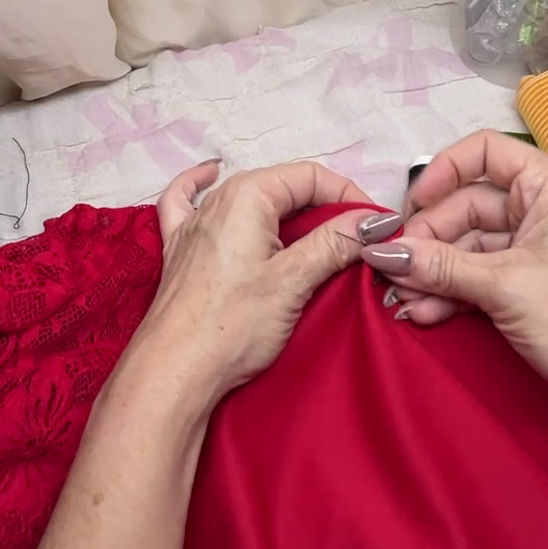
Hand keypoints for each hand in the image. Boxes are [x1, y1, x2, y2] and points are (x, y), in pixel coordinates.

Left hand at [133, 160, 379, 403]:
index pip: (311, 176)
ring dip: (285, 210)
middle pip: (284, 187)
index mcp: (247, 195)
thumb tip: (372, 222)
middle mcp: (218, 199)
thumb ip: (334, 244)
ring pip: (251, 198)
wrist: (174, 372)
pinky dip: (201, 185)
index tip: (374, 226)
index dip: (348, 196)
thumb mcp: (293, 281)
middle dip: (324, 208)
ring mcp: (195, 222)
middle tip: (356, 240)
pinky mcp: (180, 247)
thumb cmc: (230, 327)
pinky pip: (189, 201)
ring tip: (317, 234)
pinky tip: (209, 176)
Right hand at [360, 130, 547, 418]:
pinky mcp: (525, 284)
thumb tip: (382, 253)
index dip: (443, 171)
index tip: (412, 206)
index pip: (485, 152)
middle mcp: (540, 208)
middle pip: (465, 205)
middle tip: (392, 269)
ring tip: (400, 298)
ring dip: (432, 272)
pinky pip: (475, 275)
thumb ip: (439, 266)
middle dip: (427, 240)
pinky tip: (422, 313)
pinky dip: (449, 292)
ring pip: (466, 246)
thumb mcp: (505, 287)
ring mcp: (532, 248)